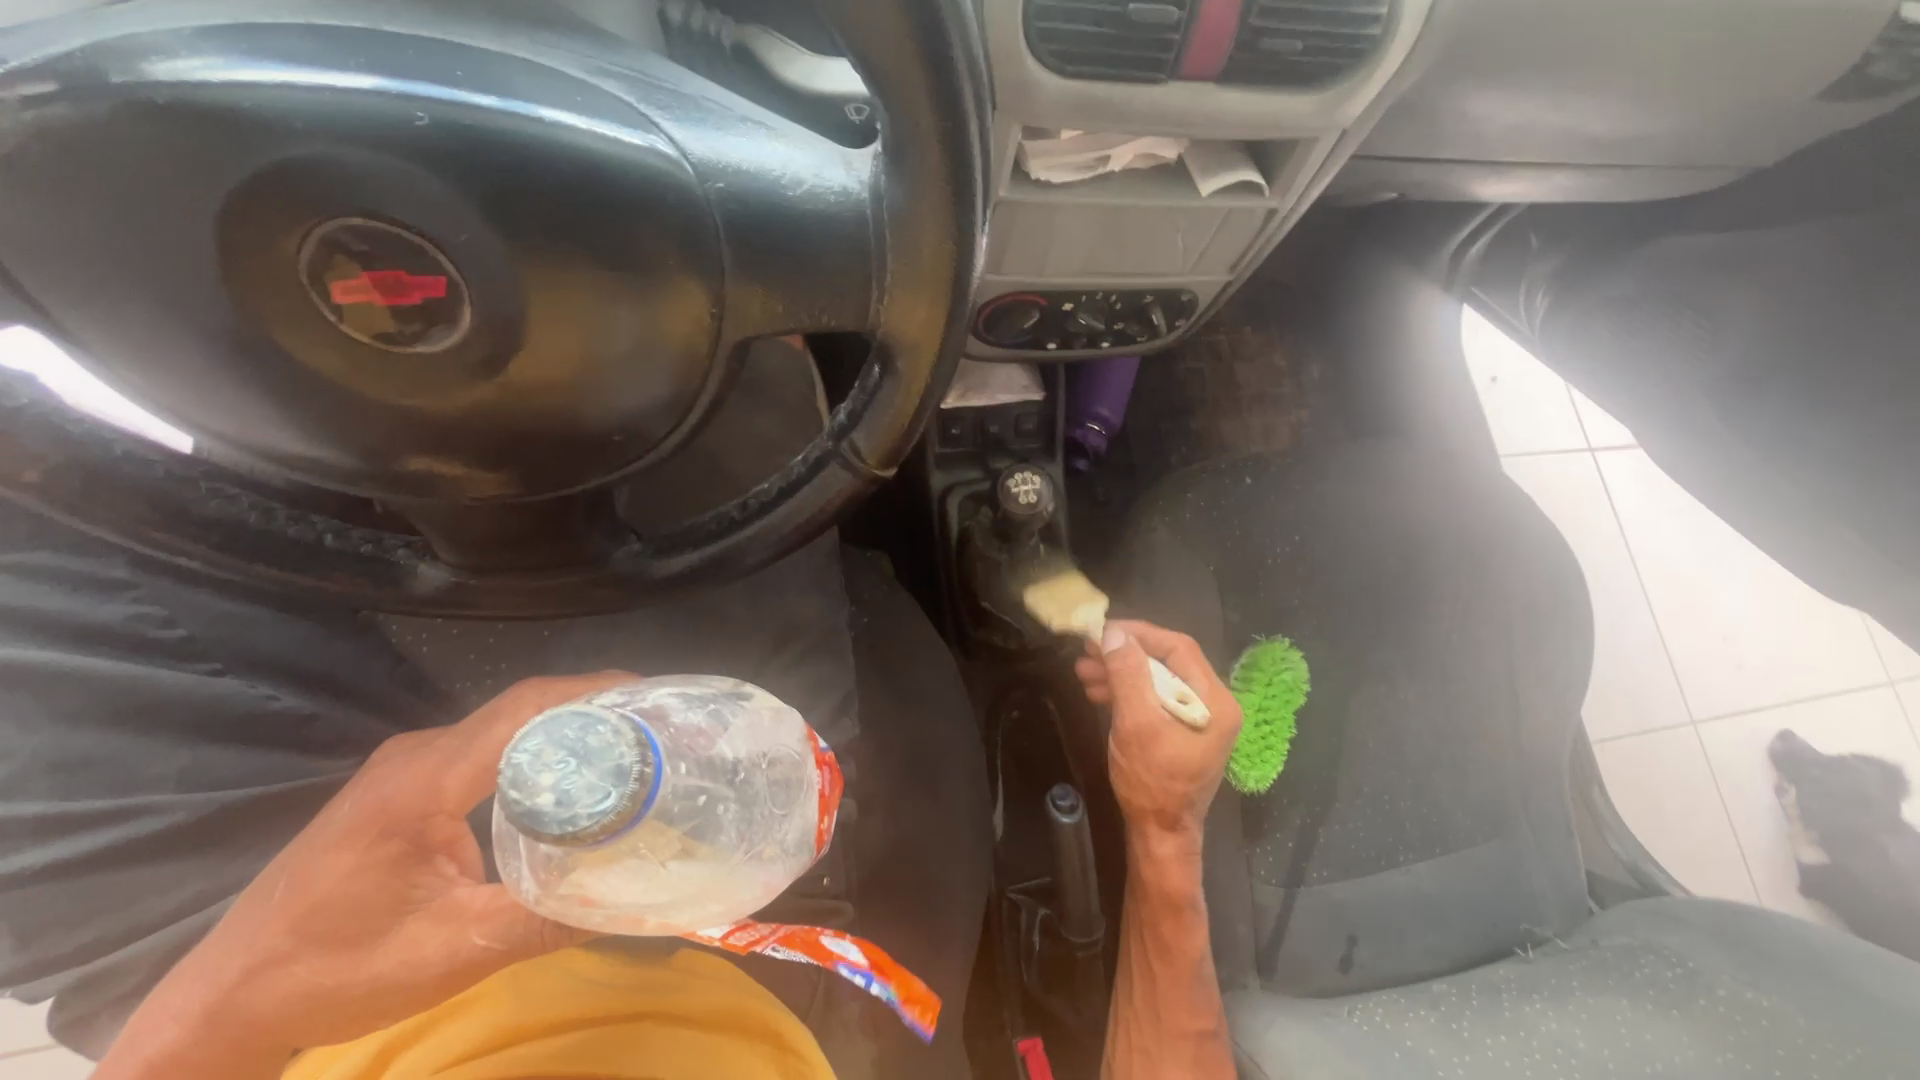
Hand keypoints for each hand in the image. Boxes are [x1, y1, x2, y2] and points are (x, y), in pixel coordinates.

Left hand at [99, 673, 636, 1073]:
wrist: (230, 998)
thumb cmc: (336, 971)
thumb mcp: (453, 953)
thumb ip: (548, 920)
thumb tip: (640, 901)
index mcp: (424, 779)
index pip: (525, 708)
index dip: (596, 694)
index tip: (657, 702)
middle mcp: (418, 755)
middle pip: (522, 707)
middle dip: (597, 708)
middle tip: (662, 731)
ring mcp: (407, 768)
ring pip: (506, 727)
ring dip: (569, 730)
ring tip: (634, 751)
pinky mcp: (405, 788)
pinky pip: (486, 751)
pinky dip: (538, 753)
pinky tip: (571, 783)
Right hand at [1075, 622, 1241, 841]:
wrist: (1159, 834)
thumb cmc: (1151, 781)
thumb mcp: (1135, 722)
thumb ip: (1127, 674)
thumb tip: (1113, 633)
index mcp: (1215, 701)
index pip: (1179, 648)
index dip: (1139, 634)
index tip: (1104, 631)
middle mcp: (1214, 705)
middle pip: (1167, 662)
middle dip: (1124, 654)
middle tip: (1087, 650)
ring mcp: (1199, 720)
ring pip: (1157, 680)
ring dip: (1121, 673)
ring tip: (1084, 671)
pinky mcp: (1183, 732)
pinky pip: (1155, 699)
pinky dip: (1127, 692)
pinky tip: (1098, 692)